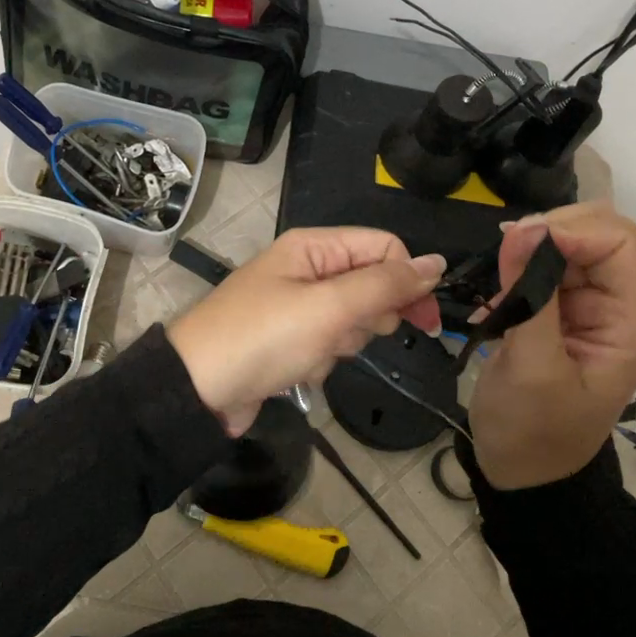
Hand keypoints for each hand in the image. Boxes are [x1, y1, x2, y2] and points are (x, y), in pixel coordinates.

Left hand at [167, 228, 445, 435]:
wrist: (199, 389)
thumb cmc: (265, 338)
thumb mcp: (330, 307)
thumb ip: (385, 284)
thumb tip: (437, 262)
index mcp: (312, 247)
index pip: (383, 247)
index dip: (407, 280)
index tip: (423, 320)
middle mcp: (305, 268)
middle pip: (370, 284)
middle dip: (367, 317)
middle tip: (341, 333)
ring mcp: (296, 305)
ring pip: (353, 320)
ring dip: (342, 343)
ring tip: (310, 353)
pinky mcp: (289, 339)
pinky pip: (328, 344)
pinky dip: (321, 360)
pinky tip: (296, 370)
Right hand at [468, 203, 635, 489]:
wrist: (523, 470)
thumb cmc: (533, 428)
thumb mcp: (531, 365)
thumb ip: (531, 294)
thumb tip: (523, 229)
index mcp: (632, 321)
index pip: (619, 242)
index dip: (573, 230)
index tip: (519, 241)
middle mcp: (620, 305)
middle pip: (598, 234)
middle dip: (550, 232)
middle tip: (503, 252)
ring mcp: (591, 306)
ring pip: (569, 243)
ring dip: (530, 249)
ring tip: (497, 277)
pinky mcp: (562, 310)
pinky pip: (546, 264)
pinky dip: (519, 264)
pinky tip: (497, 290)